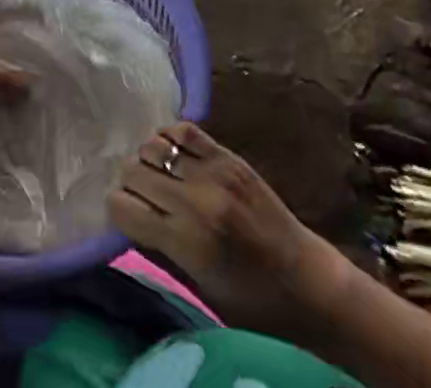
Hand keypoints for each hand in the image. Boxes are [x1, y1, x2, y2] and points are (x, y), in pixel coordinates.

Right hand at [109, 123, 349, 335]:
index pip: (119, 204)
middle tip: (146, 199)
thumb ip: (153, 247)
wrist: (312, 284)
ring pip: (150, 146)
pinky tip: (176, 159)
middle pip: (131, 171)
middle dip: (131, 185)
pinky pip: (181, 130)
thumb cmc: (251, 300)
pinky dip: (170, 140)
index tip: (130, 218)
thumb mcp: (195, 285)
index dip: (119, 210)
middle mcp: (197, 201)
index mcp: (186, 241)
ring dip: (149, 162)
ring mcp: (215, 174)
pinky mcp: (230, 158)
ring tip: (162, 178)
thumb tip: (121, 214)